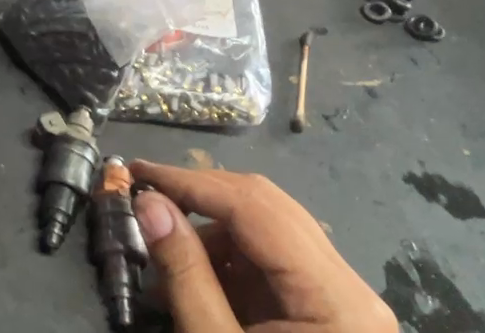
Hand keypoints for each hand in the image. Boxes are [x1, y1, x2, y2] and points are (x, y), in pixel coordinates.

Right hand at [131, 162, 395, 332]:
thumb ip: (184, 273)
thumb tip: (148, 202)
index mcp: (336, 299)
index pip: (255, 208)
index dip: (190, 182)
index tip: (134, 172)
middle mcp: (350, 287)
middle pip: (267, 206)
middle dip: (199, 194)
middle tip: (143, 191)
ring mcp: (343, 299)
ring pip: (269, 228)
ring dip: (210, 227)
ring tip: (162, 251)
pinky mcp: (327, 311)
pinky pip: (273, 260)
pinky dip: (227, 256)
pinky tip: (193, 275)